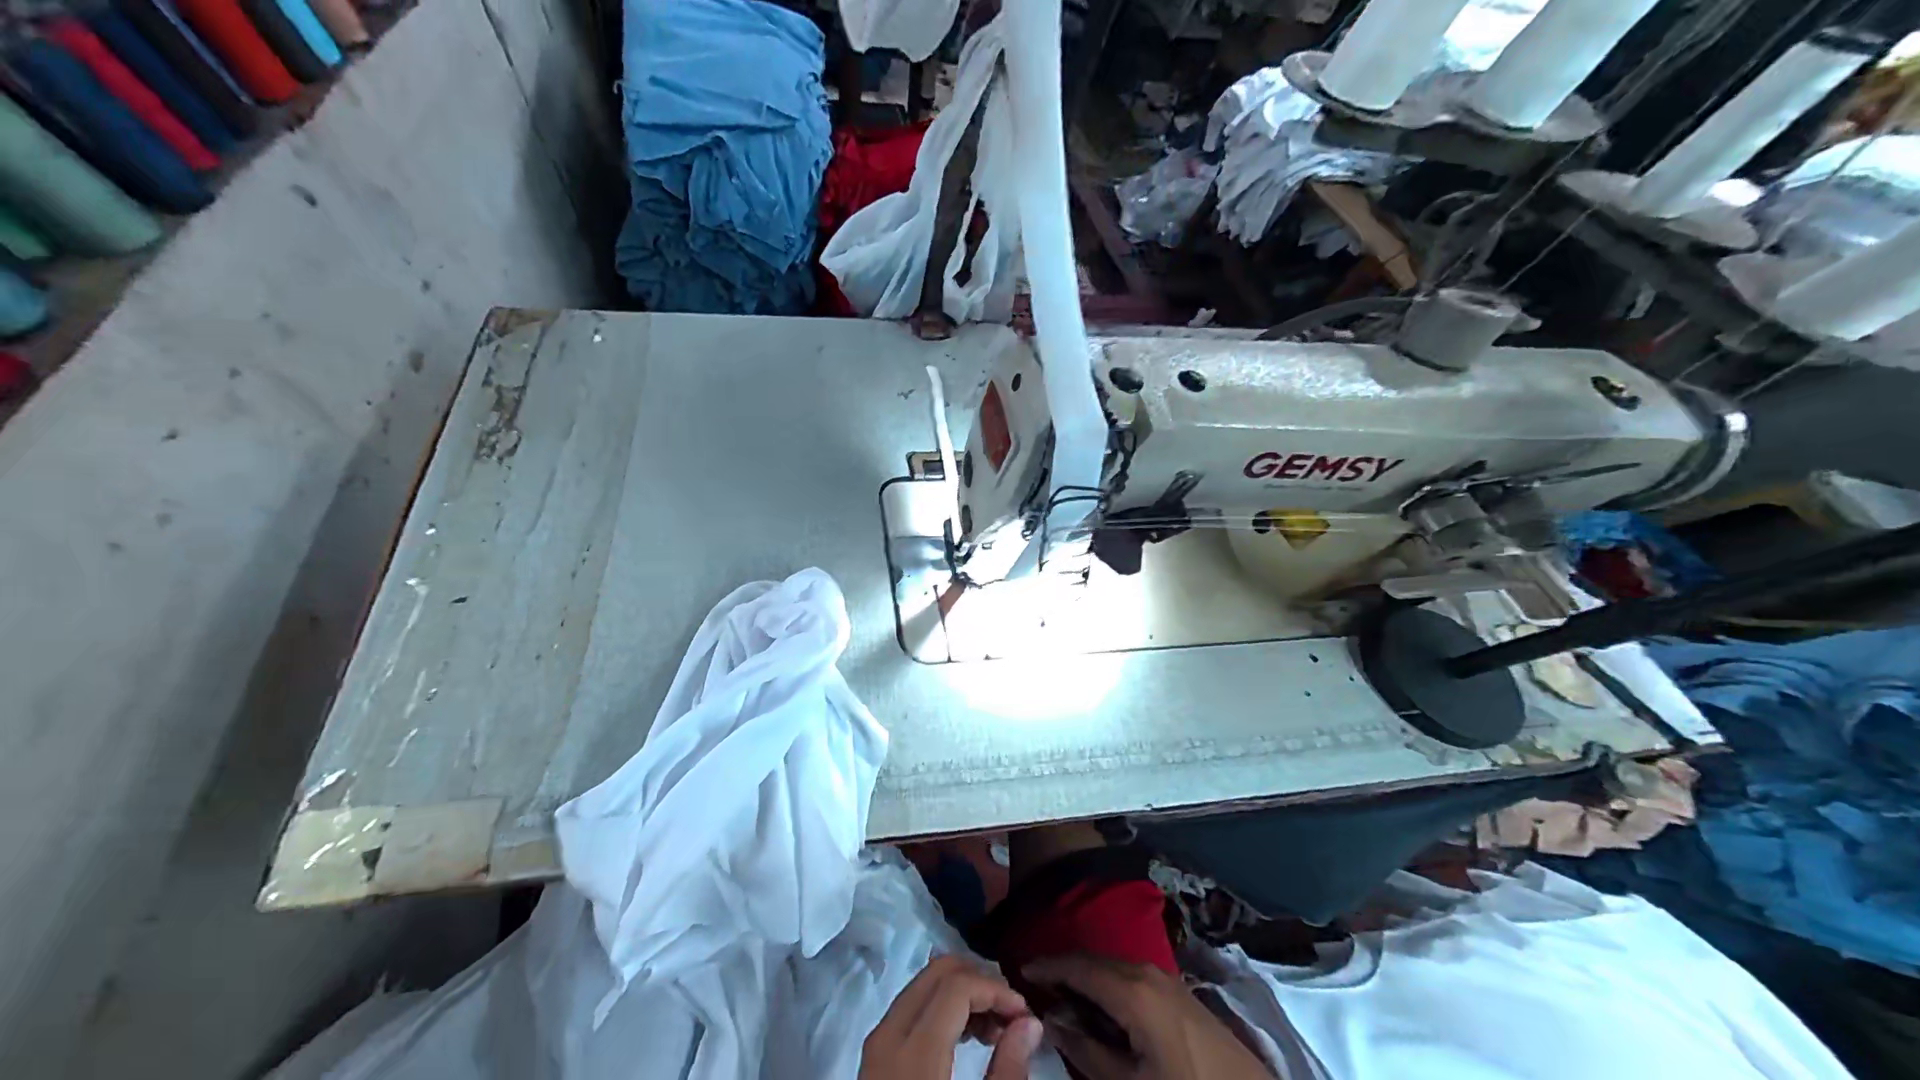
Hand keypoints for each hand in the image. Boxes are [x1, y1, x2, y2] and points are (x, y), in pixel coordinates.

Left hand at [859, 954, 1044, 1079]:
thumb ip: (1007, 1071)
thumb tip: (1029, 1023)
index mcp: (912, 1051)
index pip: (956, 986)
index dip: (996, 990)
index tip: (1026, 1015)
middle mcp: (887, 1034)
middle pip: (936, 973)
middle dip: (980, 982)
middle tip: (1012, 1015)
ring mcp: (877, 1043)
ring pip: (923, 985)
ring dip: (963, 993)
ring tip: (996, 1030)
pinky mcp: (875, 1056)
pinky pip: (912, 1007)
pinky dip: (943, 1008)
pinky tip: (968, 1039)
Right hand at [1024, 954, 1270, 1079]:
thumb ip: (1086, 1050)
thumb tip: (1052, 1019)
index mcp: (1131, 990)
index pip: (1077, 966)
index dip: (1046, 966)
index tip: (1019, 971)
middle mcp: (1146, 971)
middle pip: (1094, 960)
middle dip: (1063, 968)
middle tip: (1036, 985)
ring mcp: (1166, 978)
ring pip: (1113, 966)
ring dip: (1086, 975)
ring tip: (1062, 994)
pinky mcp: (1179, 991)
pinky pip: (1132, 974)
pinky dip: (1107, 982)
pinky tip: (1100, 1004)